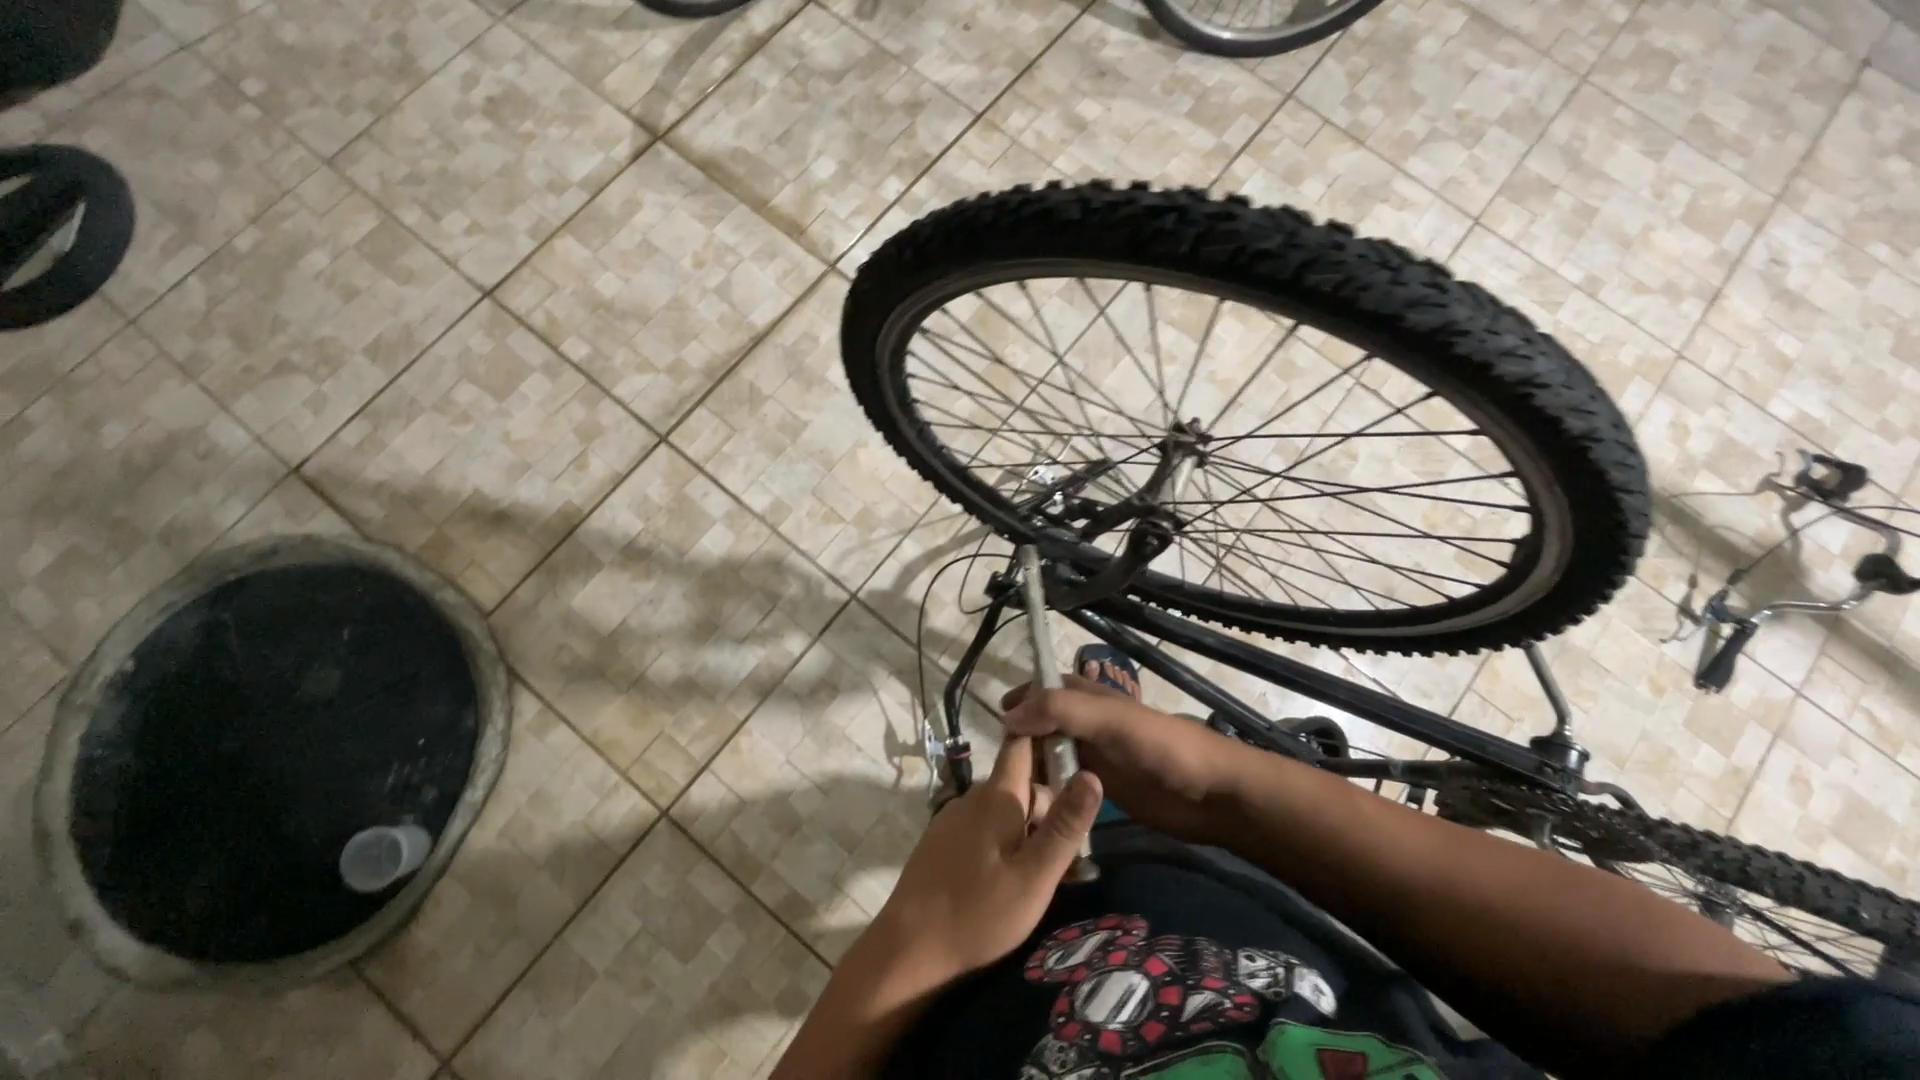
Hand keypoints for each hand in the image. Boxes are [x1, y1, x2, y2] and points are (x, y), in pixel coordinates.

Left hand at [869, 731, 1103, 982]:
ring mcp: (952, 820)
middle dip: (1048, 808)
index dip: (1047, 738)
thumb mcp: (1035, 876)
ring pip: (1003, 811)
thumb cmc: (979, 913)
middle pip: (1020, 785)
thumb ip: (1064, 826)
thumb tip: (1092, 773)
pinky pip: (983, 830)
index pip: (1021, 744)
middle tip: (1070, 856)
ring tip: (1044, 877)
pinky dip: (1003, 845)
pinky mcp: (941, 844)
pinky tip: (1009, 882)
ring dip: (1027, 832)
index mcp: (996, 797)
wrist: (909, 949)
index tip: (1076, 752)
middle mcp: (971, 798)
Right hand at [1000, 676, 1250, 844]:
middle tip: (994, 768)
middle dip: (1019, 740)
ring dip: (1030, 769)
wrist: (1211, 794)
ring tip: (1006, 793)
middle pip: (1042, 726)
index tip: (993, 721)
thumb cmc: (1163, 747)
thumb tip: (1007, 717)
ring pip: (1051, 758)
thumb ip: (1061, 712)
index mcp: (1090, 698)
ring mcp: (1095, 760)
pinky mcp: (1101, 792)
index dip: (1020, 699)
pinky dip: (1047, 794)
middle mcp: (1087, 726)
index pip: (1044, 689)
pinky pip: (1065, 787)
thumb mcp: (1110, 720)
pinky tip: (1031, 811)